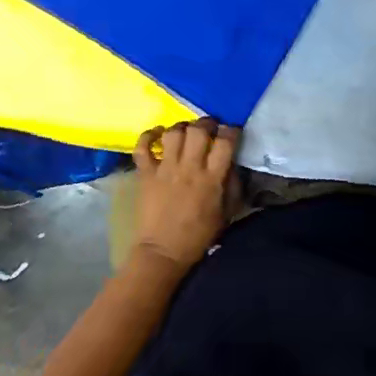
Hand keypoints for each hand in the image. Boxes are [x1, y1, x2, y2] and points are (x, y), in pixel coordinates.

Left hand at [131, 119, 240, 271]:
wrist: (164, 251)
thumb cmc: (199, 236)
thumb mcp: (226, 213)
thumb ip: (232, 186)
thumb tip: (233, 164)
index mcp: (212, 179)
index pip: (225, 142)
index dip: (231, 131)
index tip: (231, 133)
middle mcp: (189, 168)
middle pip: (199, 130)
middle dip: (207, 123)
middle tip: (209, 129)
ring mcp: (165, 169)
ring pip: (174, 133)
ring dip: (182, 126)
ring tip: (186, 131)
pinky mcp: (145, 173)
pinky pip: (143, 146)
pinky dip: (149, 135)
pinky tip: (158, 133)